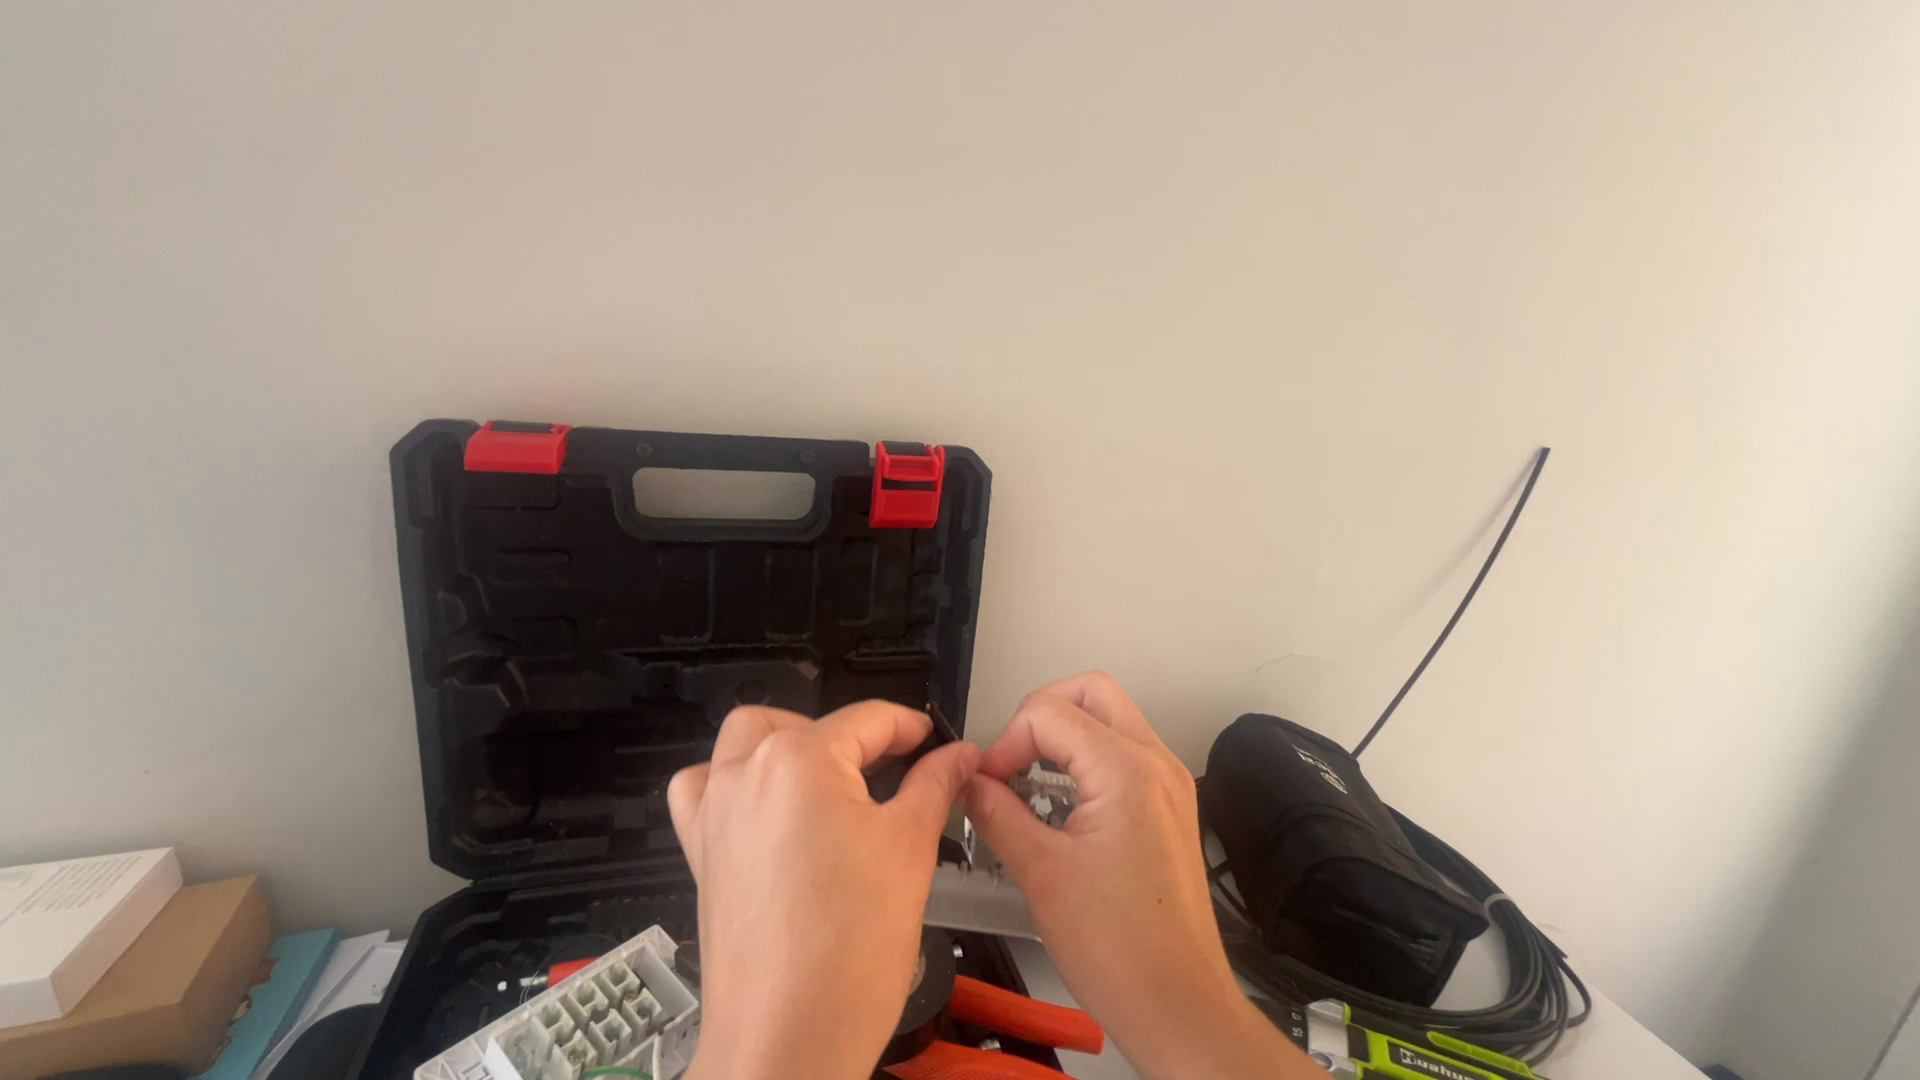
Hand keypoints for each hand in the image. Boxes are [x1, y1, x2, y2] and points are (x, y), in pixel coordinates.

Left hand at [668, 701, 978, 1079]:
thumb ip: (935, 785)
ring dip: (789, 741)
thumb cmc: (844, 957)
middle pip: (806, 722)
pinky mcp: (703, 851)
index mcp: (800, 762)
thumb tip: (955, 757)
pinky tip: (765, 803)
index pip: (868, 719)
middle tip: (896, 763)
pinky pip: (702, 788)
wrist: (789, 1040)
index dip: (911, 727)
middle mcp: (747, 776)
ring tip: (831, 775)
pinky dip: (731, 778)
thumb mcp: (911, 849)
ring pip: (746, 739)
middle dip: (854, 734)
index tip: (933, 742)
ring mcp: (717, 813)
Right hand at [963, 673, 1326, 1079]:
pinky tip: (1060, 800)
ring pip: (1111, 716)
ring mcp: (1169, 782)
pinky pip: (1125, 751)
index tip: (988, 785)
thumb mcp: (1040, 873)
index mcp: (1126, 770)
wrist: (1180, 1006)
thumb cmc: (1117, 948)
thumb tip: (968, 781)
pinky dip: (1087, 756)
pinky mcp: (1170, 805)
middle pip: (1091, 691)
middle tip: (1011, 759)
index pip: (1049, 712)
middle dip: (1040, 712)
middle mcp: (1155, 763)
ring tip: (1030, 779)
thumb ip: (996, 812)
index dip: (1007, 741)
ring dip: (1065, 732)